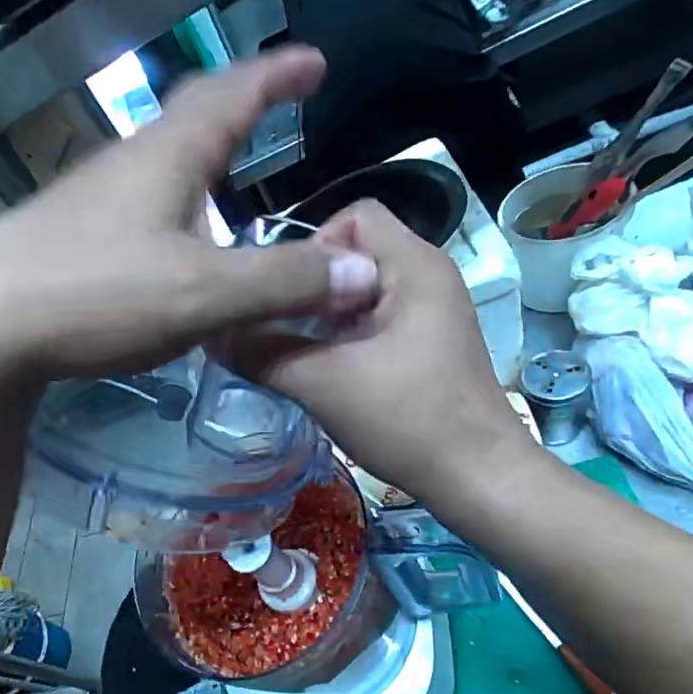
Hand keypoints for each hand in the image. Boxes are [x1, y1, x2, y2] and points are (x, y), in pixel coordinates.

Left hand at [0, 47, 378, 381]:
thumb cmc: (98, 295)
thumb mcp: (206, 293)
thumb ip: (285, 283)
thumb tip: (365, 272)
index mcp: (167, 159)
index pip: (231, 95)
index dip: (276, 76)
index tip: (313, 63)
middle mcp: (129, 166)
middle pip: (191, 121)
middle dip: (240, 110)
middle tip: (275, 114)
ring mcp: (94, 202)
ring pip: (163, 168)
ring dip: (205, 163)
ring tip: (234, 182)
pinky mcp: (74, 239)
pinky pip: (142, 209)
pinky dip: (178, 210)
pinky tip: (177, 247)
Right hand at [232, 202, 532, 500]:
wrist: (478, 477)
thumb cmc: (407, 420)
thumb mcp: (323, 384)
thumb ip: (264, 353)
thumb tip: (214, 333)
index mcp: (414, 266)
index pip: (354, 216)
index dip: (312, 248)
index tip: (289, 300)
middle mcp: (430, 277)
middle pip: (357, 255)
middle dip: (314, 290)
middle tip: (285, 333)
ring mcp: (435, 313)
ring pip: (365, 293)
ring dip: (329, 320)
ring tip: (304, 358)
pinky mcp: (432, 345)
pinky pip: (380, 321)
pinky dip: (350, 339)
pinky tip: (333, 376)